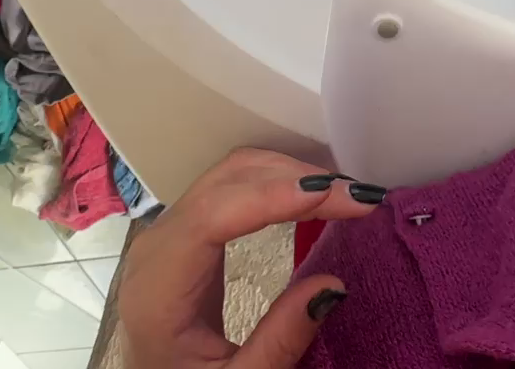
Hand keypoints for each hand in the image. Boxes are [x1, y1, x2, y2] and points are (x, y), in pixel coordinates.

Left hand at [118, 148, 387, 368]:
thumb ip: (280, 341)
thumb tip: (334, 286)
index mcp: (159, 282)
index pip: (215, 214)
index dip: (273, 195)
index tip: (332, 193)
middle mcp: (159, 240)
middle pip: (229, 180)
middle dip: (295, 179)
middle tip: (356, 197)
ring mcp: (172, 227)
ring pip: (233, 172)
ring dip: (289, 173)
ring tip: (341, 193)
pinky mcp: (188, 225)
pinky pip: (232, 184)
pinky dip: (275, 179)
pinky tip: (308, 193)